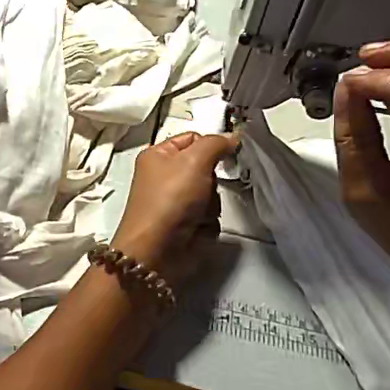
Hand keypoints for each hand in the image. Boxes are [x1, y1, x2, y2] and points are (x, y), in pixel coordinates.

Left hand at [111, 131, 237, 284]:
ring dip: (211, 204)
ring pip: (212, 194)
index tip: (228, 152)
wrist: (157, 251)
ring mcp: (177, 202)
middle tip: (203, 188)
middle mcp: (166, 177)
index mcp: (159, 155)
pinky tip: (197, 228)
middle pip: (207, 168)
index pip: (193, 138)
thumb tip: (232, 138)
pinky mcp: (186, 225)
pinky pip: (210, 217)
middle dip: (212, 181)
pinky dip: (208, 222)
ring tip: (198, 213)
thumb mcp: (194, 160)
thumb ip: (216, 143)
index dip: (211, 144)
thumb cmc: (169, 200)